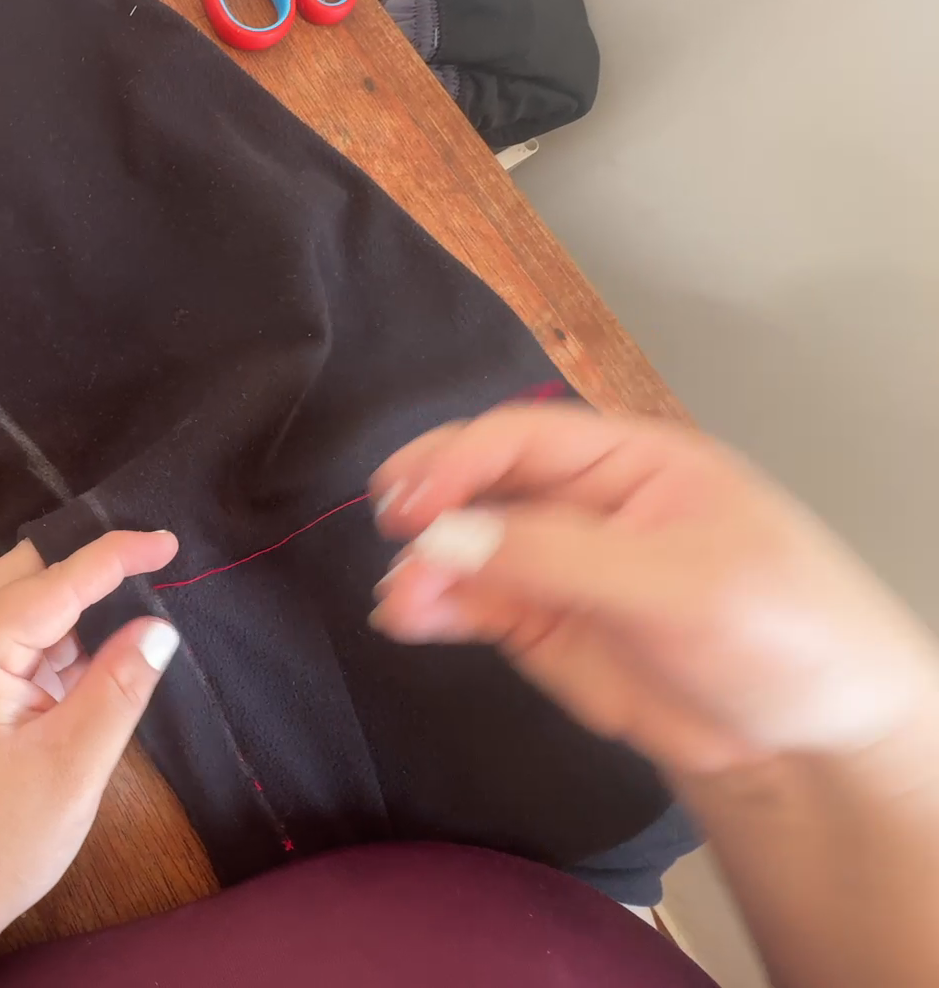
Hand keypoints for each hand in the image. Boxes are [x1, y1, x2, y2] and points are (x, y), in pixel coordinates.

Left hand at [0, 530, 181, 955]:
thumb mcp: (71, 766)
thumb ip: (118, 687)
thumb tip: (159, 628)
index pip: (58, 580)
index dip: (117, 554)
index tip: (169, 540)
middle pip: (31, 574)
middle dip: (90, 569)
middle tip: (154, 569)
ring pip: (24, 603)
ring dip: (76, 608)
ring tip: (135, 613)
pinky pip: (17, 638)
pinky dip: (59, 641)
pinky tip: (94, 659)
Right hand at [369, 403, 938, 776]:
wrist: (804, 755)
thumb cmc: (782, 641)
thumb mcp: (681, 587)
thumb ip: (554, 556)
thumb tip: (438, 540)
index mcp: (625, 463)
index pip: (517, 438)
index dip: (456, 462)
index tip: (413, 509)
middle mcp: (571, 500)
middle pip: (472, 478)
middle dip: (425, 498)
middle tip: (389, 524)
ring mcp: (541, 559)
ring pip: (454, 542)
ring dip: (419, 566)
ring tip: (401, 603)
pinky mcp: (522, 613)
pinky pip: (457, 597)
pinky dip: (423, 604)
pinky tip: (403, 619)